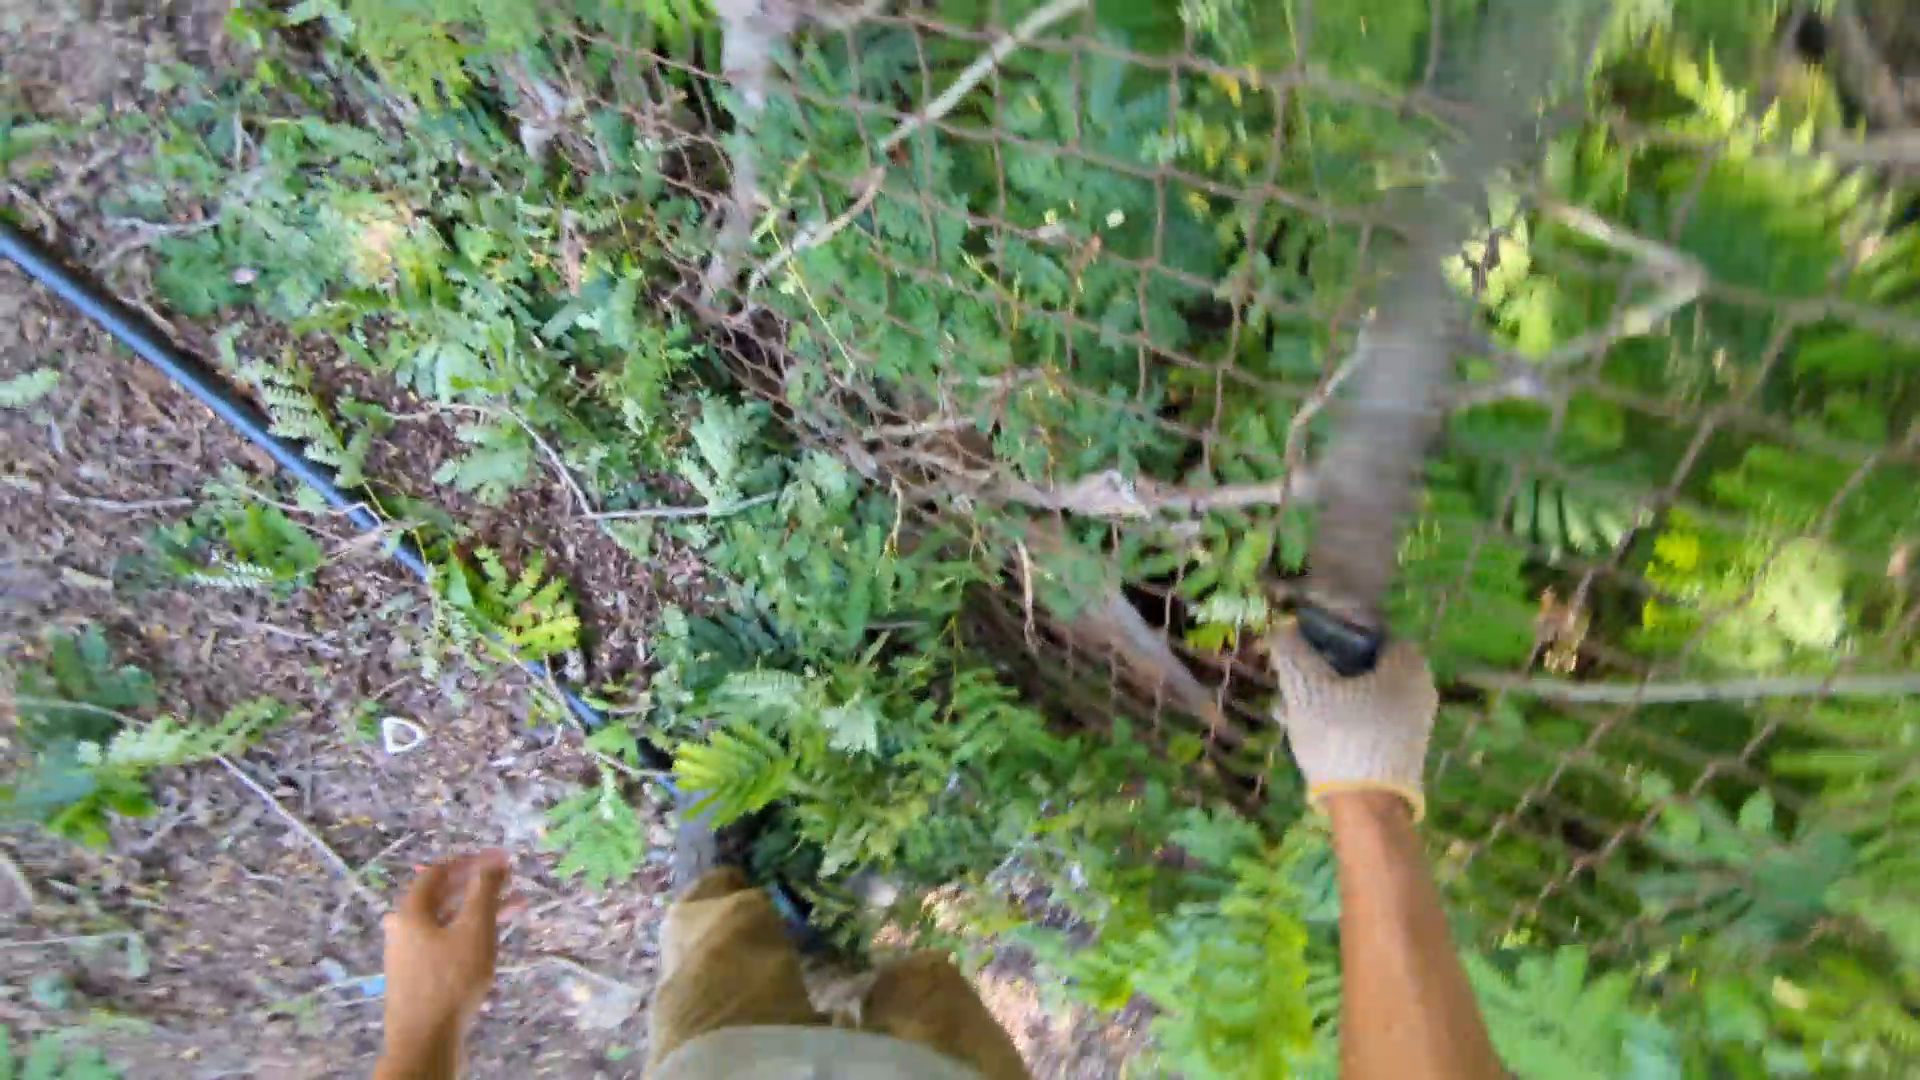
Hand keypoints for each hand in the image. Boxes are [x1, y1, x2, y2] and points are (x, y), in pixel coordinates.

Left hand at [375, 851, 518, 1077]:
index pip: (437, 872)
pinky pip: (447, 938)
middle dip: (478, 883)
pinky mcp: (420, 974)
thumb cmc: (451, 977)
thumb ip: (485, 890)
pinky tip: (495, 934)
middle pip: (442, 894)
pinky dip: (471, 928)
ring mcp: (410, 954)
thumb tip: (492, 861)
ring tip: (517, 903)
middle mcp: (405, 930)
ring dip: (481, 906)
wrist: (426, 1041)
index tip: (500, 857)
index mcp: (411, 913)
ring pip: (448, 918)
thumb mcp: (475, 927)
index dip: (470, 860)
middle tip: (509, 876)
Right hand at [1268, 625, 1437, 820]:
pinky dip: (1346, 715)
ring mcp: (1416, 722)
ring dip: (1335, 692)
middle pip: (1369, 664)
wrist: (1367, 805)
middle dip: (1333, 666)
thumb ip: (1292, 652)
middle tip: (1301, 673)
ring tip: (1298, 703)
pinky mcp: (1405, 747)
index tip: (1311, 643)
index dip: (1340, 632)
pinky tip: (1315, 727)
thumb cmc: (1341, 734)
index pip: (1373, 633)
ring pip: (1367, 692)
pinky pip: (1371, 717)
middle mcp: (1420, 689)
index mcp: (1407, 666)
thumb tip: (1283, 629)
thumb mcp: (1306, 687)